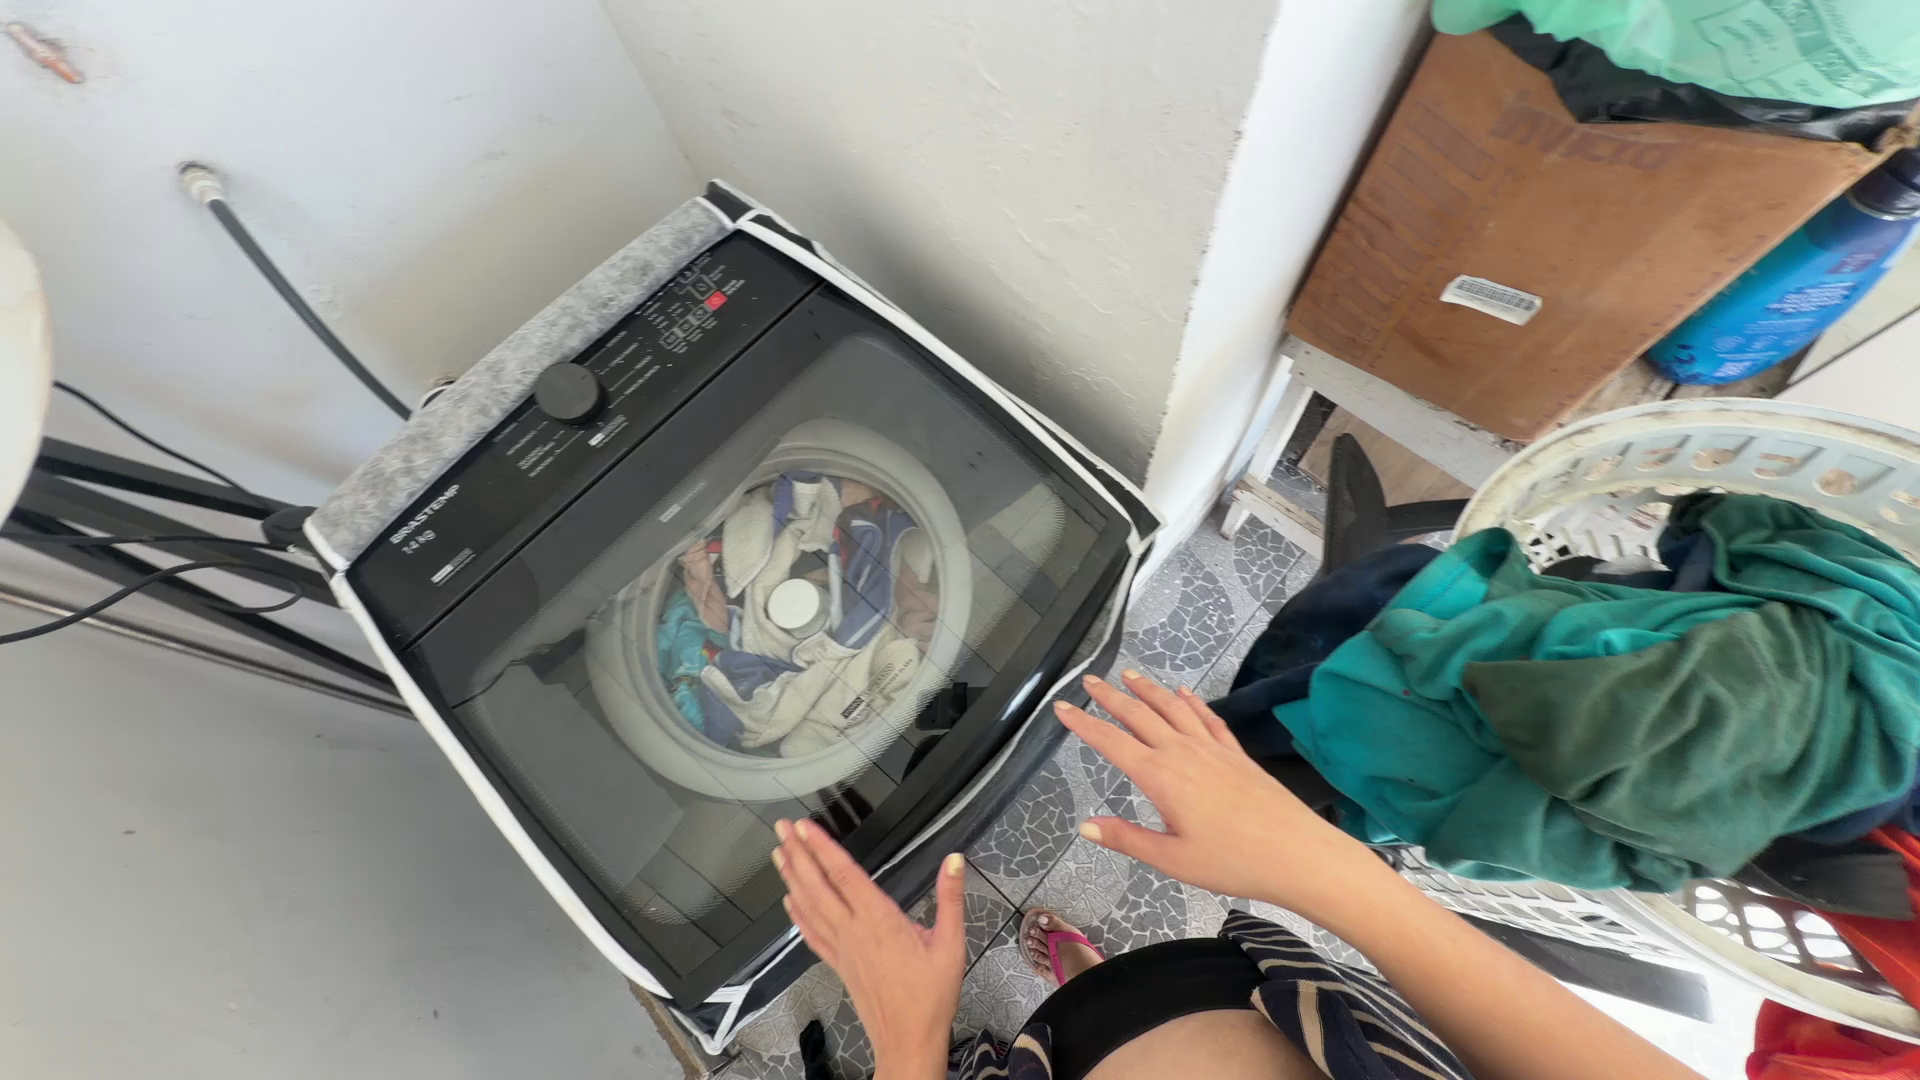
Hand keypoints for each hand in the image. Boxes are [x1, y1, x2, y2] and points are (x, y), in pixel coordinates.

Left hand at [773, 819, 964, 1079]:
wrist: (909, 1044)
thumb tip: (954, 859)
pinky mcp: (839, 965)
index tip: (804, 827)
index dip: (823, 847)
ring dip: (792, 877)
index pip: (845, 874)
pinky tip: (789, 901)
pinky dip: (797, 915)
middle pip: (819, 886)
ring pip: (810, 907)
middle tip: (781, 828)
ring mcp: (842, 949)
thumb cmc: (931, 996)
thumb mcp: (951, 944)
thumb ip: (950, 898)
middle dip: (799, 854)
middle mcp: (853, 930)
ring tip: (778, 854)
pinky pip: (812, 935)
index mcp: (879, 919)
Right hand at [1055, 672, 1390, 922]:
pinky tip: (1184, 691)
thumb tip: (1085, 825)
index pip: (1112, 742)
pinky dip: (1191, 700)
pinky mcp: (1235, 753)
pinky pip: (1207, 718)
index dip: (1084, 723)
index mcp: (1160, 776)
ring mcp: (1211, 748)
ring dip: (1147, 688)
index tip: (1062, 706)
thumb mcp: (1172, 860)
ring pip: (1172, 707)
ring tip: (1128, 674)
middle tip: (1089, 679)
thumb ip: (1127, 838)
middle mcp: (1182, 751)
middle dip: (1110, 695)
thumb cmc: (1232, 862)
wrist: (1298, 854)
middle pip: (1138, 714)